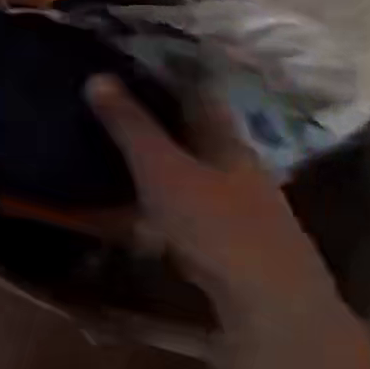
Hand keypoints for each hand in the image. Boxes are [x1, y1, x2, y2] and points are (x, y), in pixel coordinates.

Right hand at [85, 74, 334, 310]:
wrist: (271, 306)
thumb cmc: (215, 224)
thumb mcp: (160, 168)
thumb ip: (130, 125)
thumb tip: (98, 75)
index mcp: (227, 144)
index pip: (200, 98)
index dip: (173, 77)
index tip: (138, 62)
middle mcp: (240, 169)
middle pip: (200, 134)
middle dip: (164, 118)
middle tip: (118, 103)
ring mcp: (242, 207)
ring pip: (196, 169)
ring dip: (164, 158)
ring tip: (120, 149)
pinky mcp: (233, 240)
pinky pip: (190, 203)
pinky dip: (165, 193)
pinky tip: (140, 201)